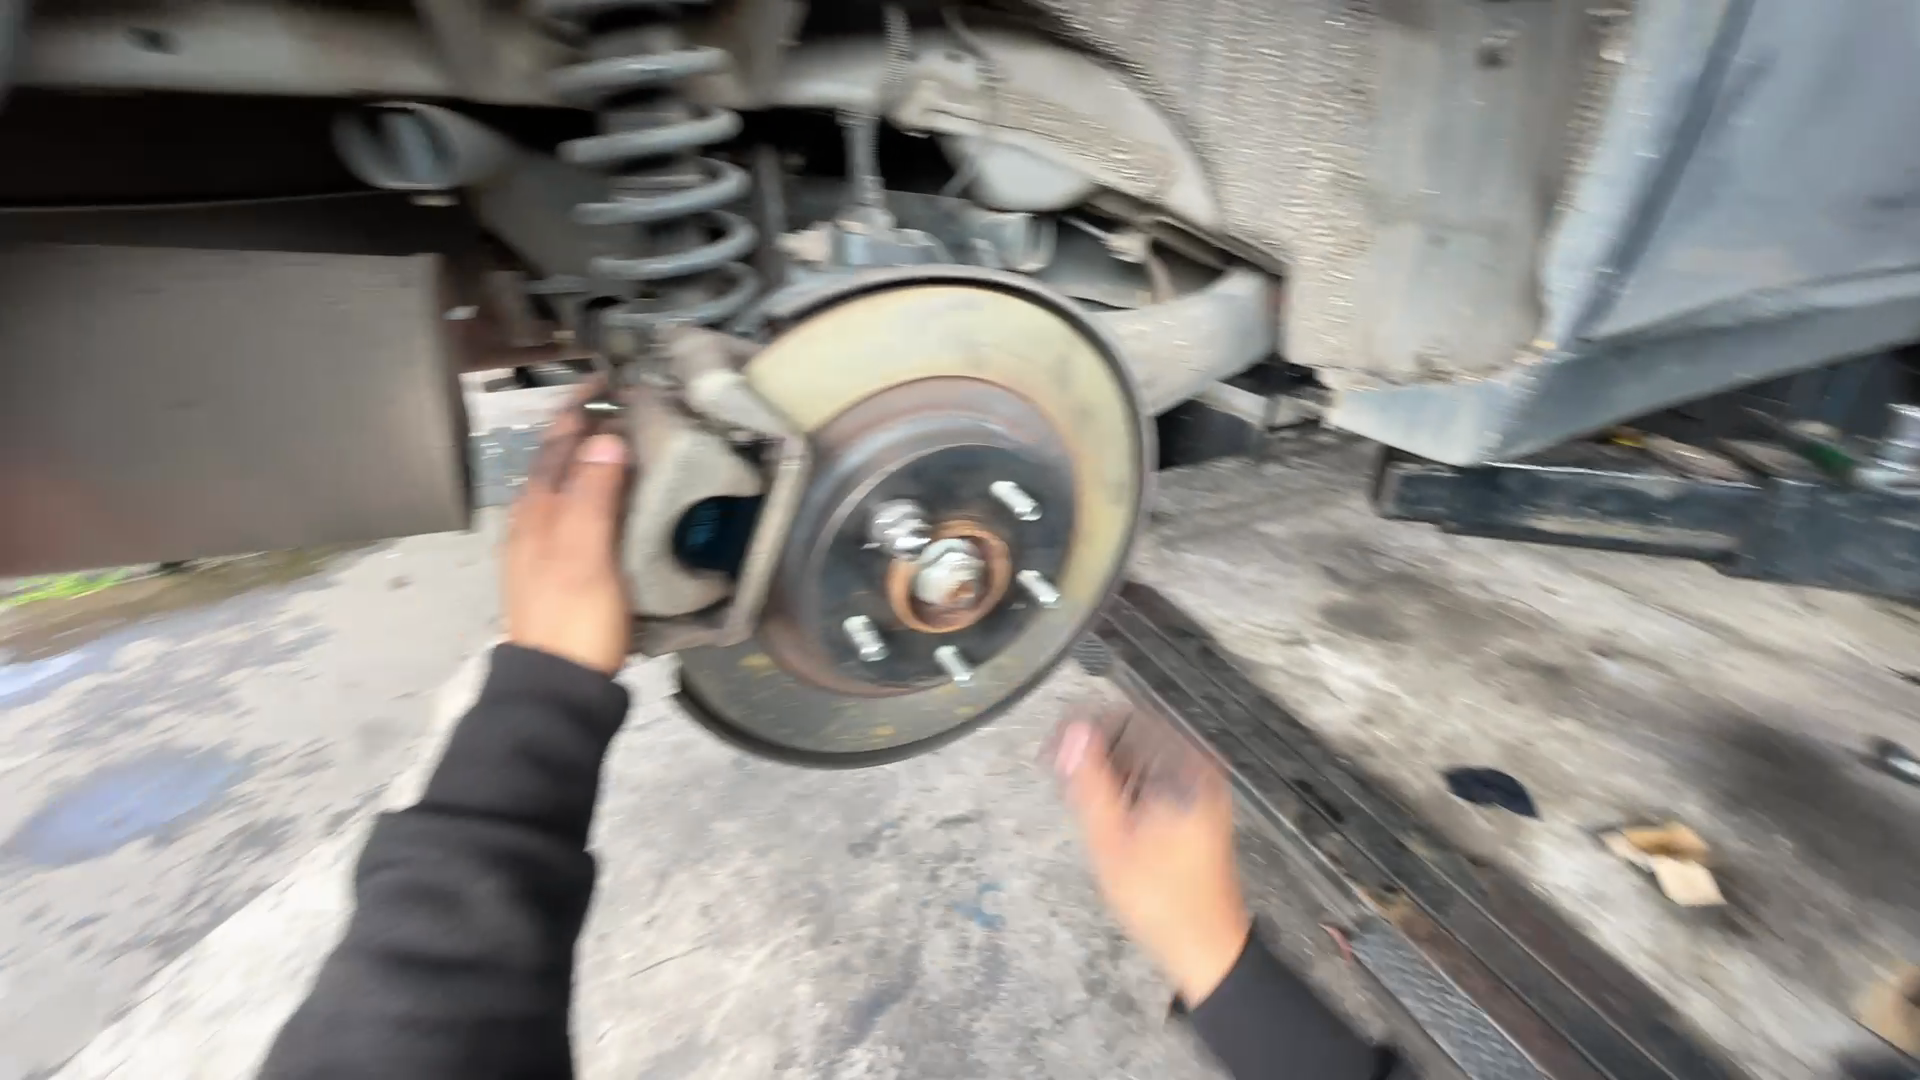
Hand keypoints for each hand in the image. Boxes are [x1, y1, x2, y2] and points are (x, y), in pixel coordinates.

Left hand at [504, 393, 631, 675]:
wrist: (557, 678)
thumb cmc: (574, 614)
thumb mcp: (585, 553)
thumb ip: (593, 495)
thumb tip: (607, 438)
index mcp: (538, 509)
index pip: (557, 444)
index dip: (578, 410)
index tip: (606, 381)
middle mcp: (533, 518)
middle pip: (558, 460)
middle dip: (585, 428)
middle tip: (625, 406)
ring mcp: (543, 542)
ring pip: (566, 485)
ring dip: (591, 458)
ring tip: (625, 442)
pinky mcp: (560, 564)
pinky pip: (576, 509)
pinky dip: (595, 489)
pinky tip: (615, 498)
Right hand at [1056, 716, 1251, 1005]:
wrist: (1206, 949)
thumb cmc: (1161, 899)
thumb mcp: (1112, 837)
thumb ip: (1090, 779)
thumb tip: (1072, 729)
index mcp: (1185, 767)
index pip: (1125, 718)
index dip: (1082, 730)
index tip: (1052, 751)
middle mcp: (1197, 766)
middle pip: (1131, 735)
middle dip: (1090, 751)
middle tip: (1057, 775)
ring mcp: (1197, 784)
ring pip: (1136, 755)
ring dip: (1102, 768)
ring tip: (1073, 794)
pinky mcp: (1192, 802)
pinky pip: (1148, 775)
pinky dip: (1120, 784)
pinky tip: (1100, 807)